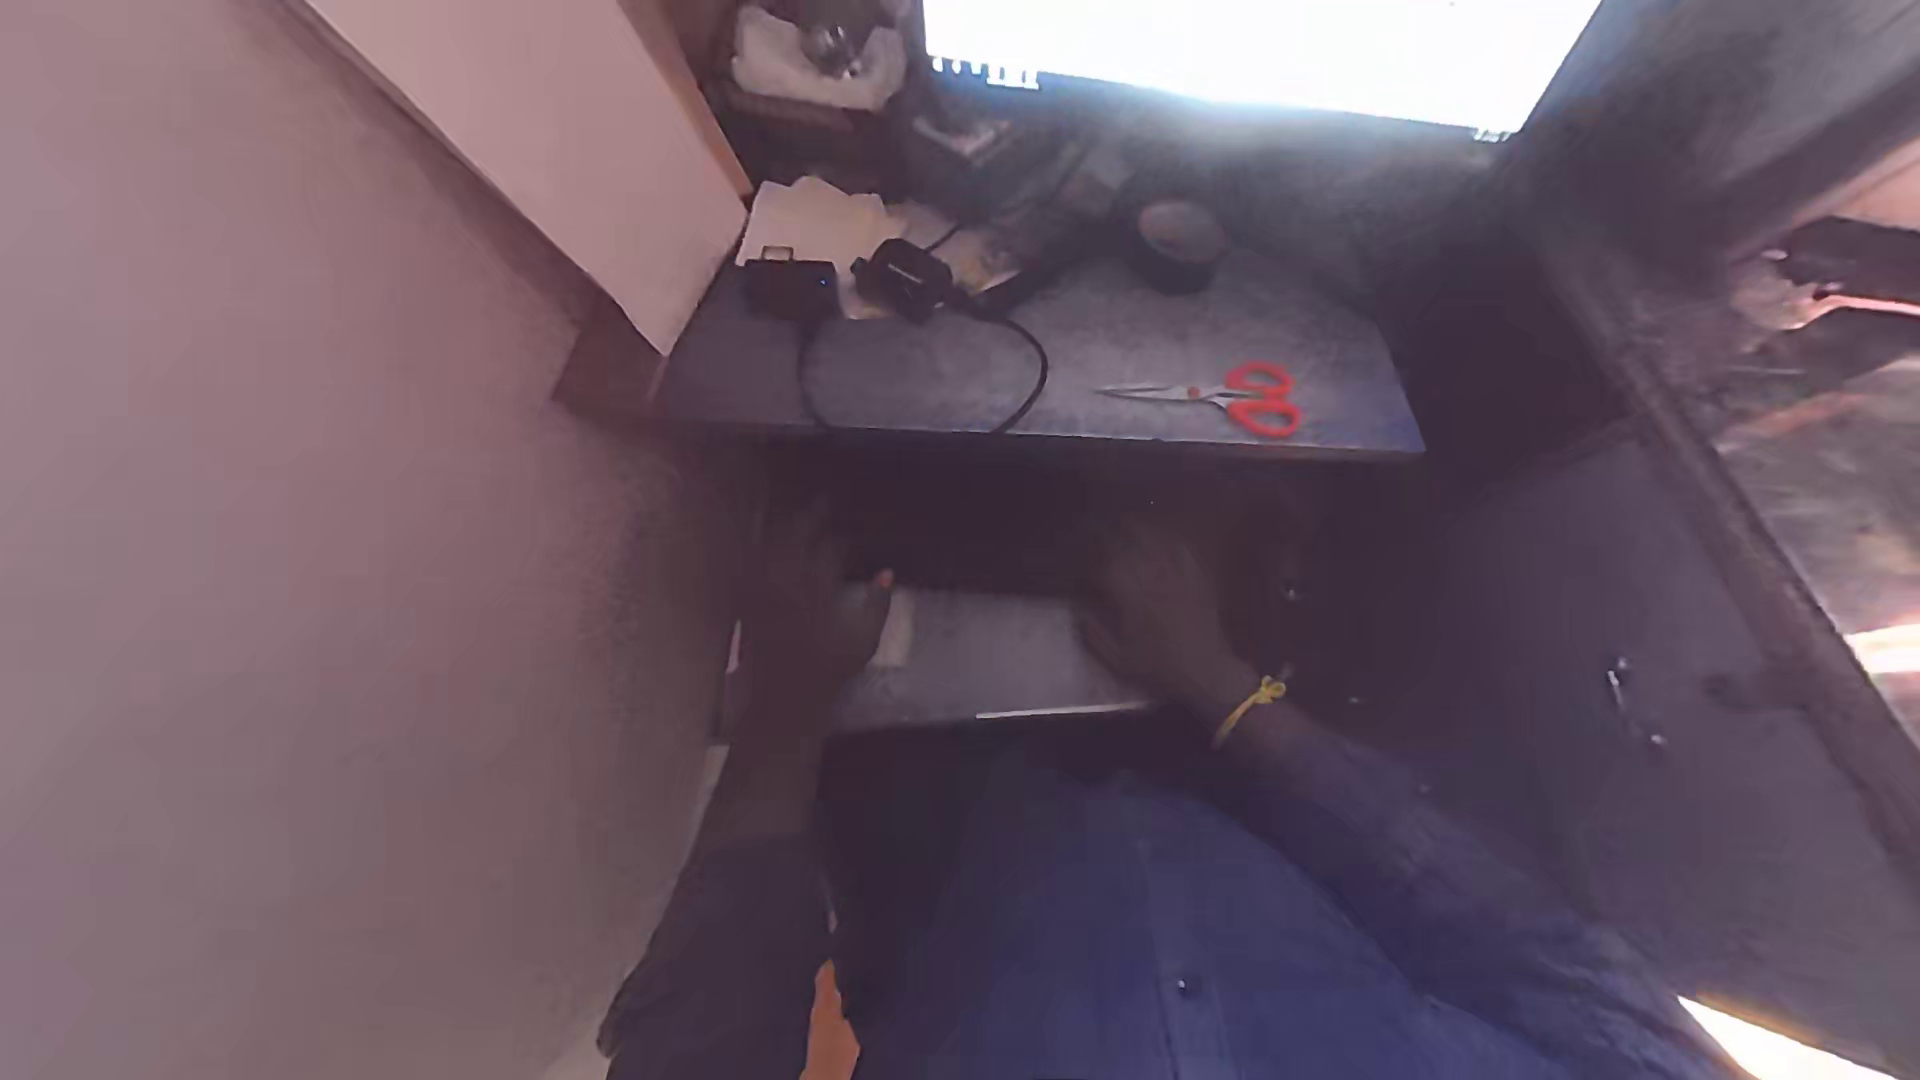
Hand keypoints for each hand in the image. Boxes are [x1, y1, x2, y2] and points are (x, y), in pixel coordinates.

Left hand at [740, 509, 892, 709]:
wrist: (785, 696)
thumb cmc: (830, 670)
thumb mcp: (865, 640)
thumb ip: (879, 604)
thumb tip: (888, 572)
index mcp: (821, 591)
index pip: (831, 550)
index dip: (840, 540)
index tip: (847, 538)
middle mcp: (790, 585)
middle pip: (796, 538)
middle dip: (809, 516)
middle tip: (821, 503)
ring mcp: (765, 592)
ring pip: (771, 546)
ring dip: (783, 526)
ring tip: (794, 514)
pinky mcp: (748, 601)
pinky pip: (751, 566)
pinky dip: (758, 549)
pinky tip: (763, 540)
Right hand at [1078, 525, 1256, 713]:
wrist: (1205, 672)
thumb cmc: (1158, 667)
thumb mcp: (1118, 659)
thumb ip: (1094, 634)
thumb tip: (1077, 613)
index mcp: (1128, 594)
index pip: (1101, 565)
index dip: (1087, 561)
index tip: (1078, 563)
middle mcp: (1150, 576)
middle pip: (1125, 543)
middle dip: (1108, 534)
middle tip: (1096, 529)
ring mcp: (1176, 574)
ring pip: (1153, 540)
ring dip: (1137, 530)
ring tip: (1126, 523)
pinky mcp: (1196, 577)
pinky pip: (1182, 550)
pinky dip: (1169, 540)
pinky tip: (1164, 538)